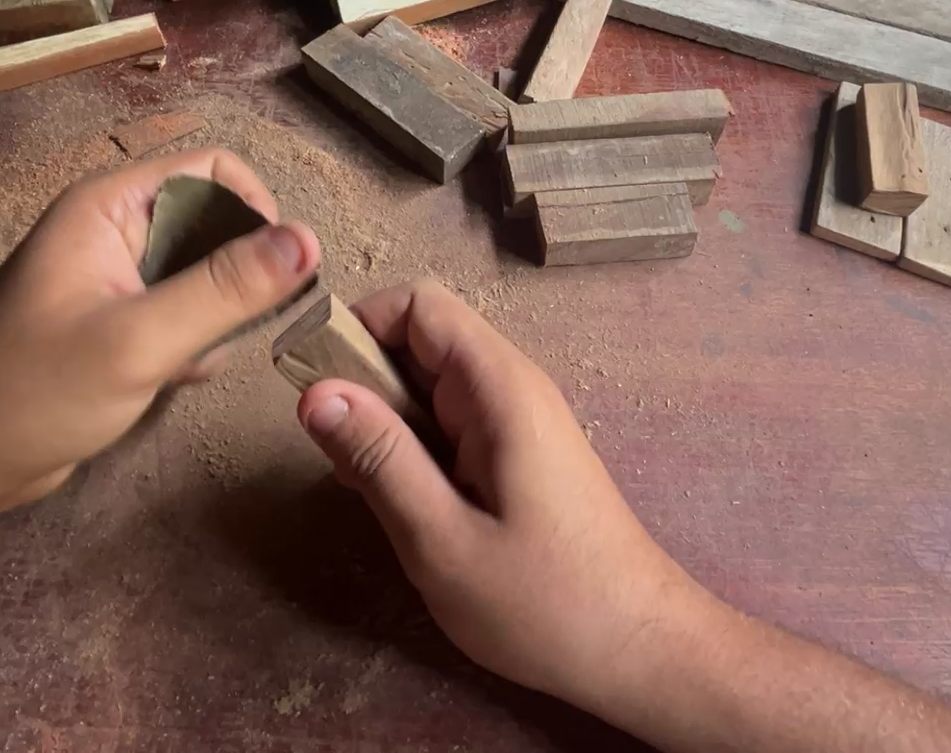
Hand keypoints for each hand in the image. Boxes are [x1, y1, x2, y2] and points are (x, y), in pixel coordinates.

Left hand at [0, 148, 320, 512]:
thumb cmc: (31, 393)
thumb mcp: (138, 339)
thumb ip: (225, 289)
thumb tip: (309, 240)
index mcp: (113, 206)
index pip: (214, 171)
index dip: (257, 209)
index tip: (279, 271)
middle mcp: (121, 229)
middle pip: (219, 222)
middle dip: (243, 272)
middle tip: (242, 324)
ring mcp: (123, 275)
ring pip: (212, 271)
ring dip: (224, 313)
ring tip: (197, 356)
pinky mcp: (127, 317)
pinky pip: (193, 310)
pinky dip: (201, 340)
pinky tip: (178, 376)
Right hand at [293, 281, 710, 713]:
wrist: (637, 644)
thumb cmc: (544, 601)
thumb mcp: (442, 539)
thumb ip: (379, 458)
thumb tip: (314, 392)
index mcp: (497, 386)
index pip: (420, 305)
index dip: (360, 325)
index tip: (315, 380)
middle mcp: (508, 384)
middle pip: (422, 339)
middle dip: (366, 378)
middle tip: (335, 449)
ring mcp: (515, 413)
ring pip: (430, 381)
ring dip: (385, 415)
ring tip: (361, 479)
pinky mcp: (514, 445)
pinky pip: (449, 416)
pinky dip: (411, 440)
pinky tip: (400, 493)